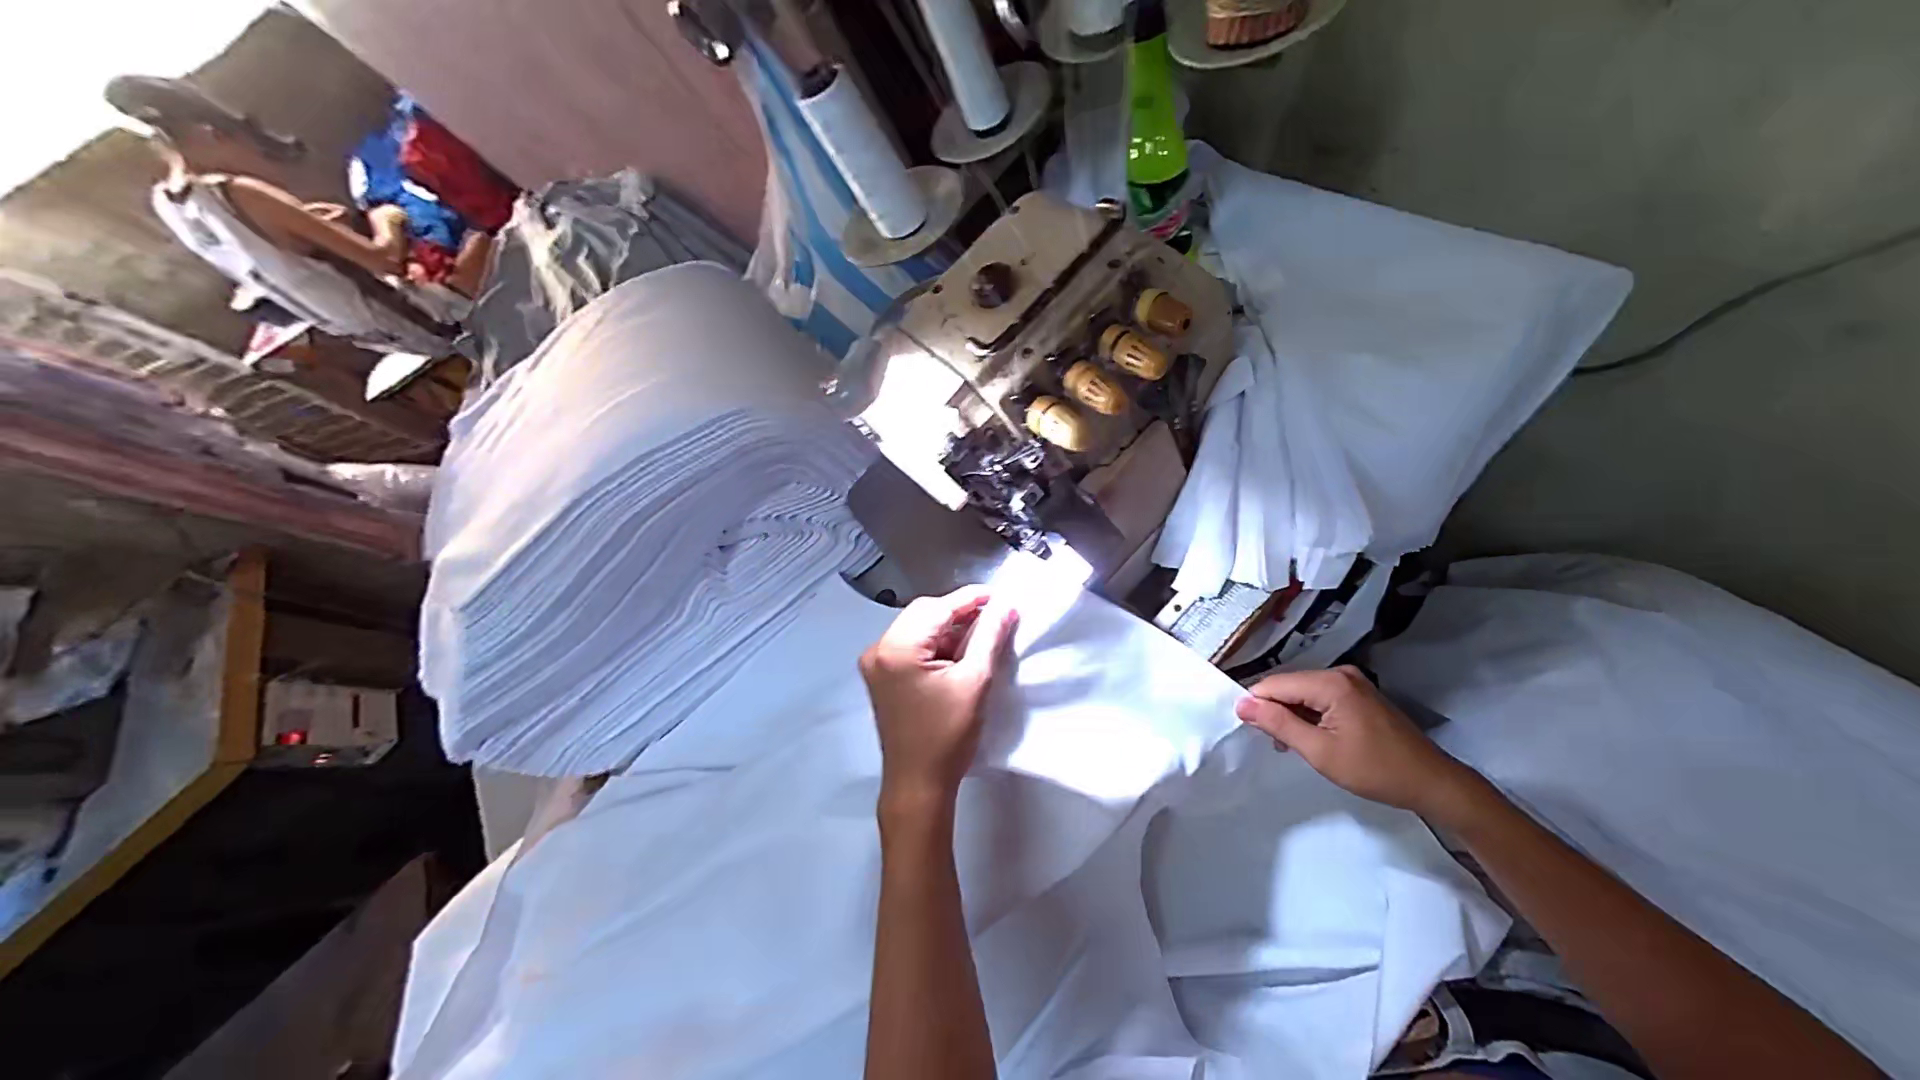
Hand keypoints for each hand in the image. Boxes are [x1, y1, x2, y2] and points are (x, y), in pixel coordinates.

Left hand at [860, 587, 1019, 816]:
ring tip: (981, 635)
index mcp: (897, 649)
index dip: (971, 599)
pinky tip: (959, 652)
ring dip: (948, 628)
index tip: (1000, 596)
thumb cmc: (948, 736)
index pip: (938, 608)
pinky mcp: (881, 676)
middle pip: (924, 613)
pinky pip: (911, 646)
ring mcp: (876, 663)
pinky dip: (935, 644)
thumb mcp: (975, 682)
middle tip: (994, 617)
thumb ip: (989, 637)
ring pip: (918, 628)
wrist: (918, 784)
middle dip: (959, 613)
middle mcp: (879, 649)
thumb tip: (1005, 607)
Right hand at [1235, 666, 1492, 827]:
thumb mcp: (1319, 751)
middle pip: (1288, 686)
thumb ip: (1278, 724)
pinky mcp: (1360, 694)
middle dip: (1275, 711)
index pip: (1274, 684)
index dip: (1256, 706)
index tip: (1253, 732)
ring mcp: (1353, 682)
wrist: (1432, 783)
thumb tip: (1242, 704)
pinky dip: (1310, 715)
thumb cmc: (1374, 770)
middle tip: (1279, 745)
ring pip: (1303, 693)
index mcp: (1330, 683)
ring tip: (1296, 745)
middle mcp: (1340, 673)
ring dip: (1293, 716)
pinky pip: (1320, 697)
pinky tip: (1315, 738)